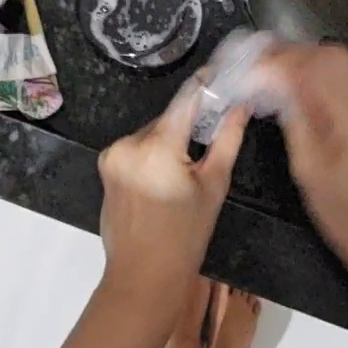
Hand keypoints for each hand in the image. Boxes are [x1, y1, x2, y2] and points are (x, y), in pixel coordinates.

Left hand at [96, 86, 248, 301]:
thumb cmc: (186, 235)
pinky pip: (137, 147)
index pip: (186, 100)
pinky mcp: (106, 166)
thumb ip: (227, 139)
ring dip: (170, 140)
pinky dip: (153, 153)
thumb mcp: (214, 186)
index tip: (220, 73)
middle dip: (188, 125)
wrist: (144, 275)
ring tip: (187, 169)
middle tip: (211, 137)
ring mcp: (113, 154)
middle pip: (168, 119)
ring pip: (152, 133)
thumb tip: (241, 106)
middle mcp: (129, 143)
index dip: (204, 84)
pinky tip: (165, 178)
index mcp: (158, 146)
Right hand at [266, 45, 347, 255]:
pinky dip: (325, 73)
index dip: (280, 60)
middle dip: (293, 55)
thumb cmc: (341, 210)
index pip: (315, 67)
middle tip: (260, 63)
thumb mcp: (306, 166)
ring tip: (276, 70)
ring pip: (344, 61)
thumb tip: (271, 80)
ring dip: (308, 60)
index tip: (252, 65)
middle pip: (332, 55)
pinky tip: (304, 83)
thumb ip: (292, 115)